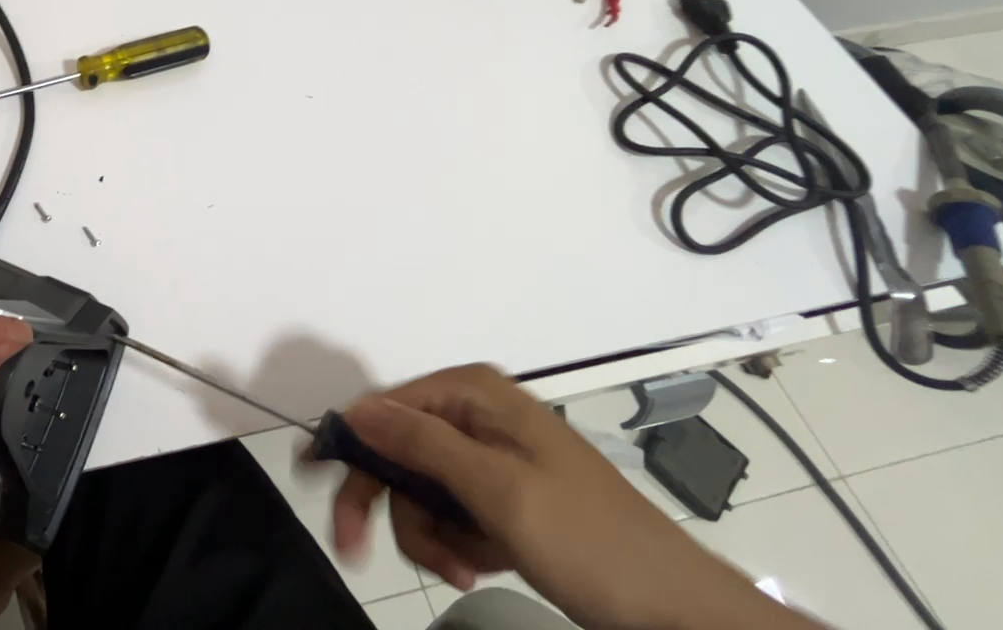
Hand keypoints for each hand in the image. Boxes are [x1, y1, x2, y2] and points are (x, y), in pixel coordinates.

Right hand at [330, 365, 804, 629]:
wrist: (677, 611)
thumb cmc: (588, 542)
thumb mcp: (497, 490)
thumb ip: (421, 444)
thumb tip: (357, 408)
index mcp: (475, 395)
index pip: (385, 410)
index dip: (352, 452)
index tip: (325, 499)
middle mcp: (477, 415)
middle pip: (397, 452)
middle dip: (392, 506)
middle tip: (357, 550)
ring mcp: (491, 456)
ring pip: (419, 489)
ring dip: (429, 534)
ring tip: (463, 567)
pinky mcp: (502, 495)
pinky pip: (449, 512)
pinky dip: (455, 543)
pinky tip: (482, 564)